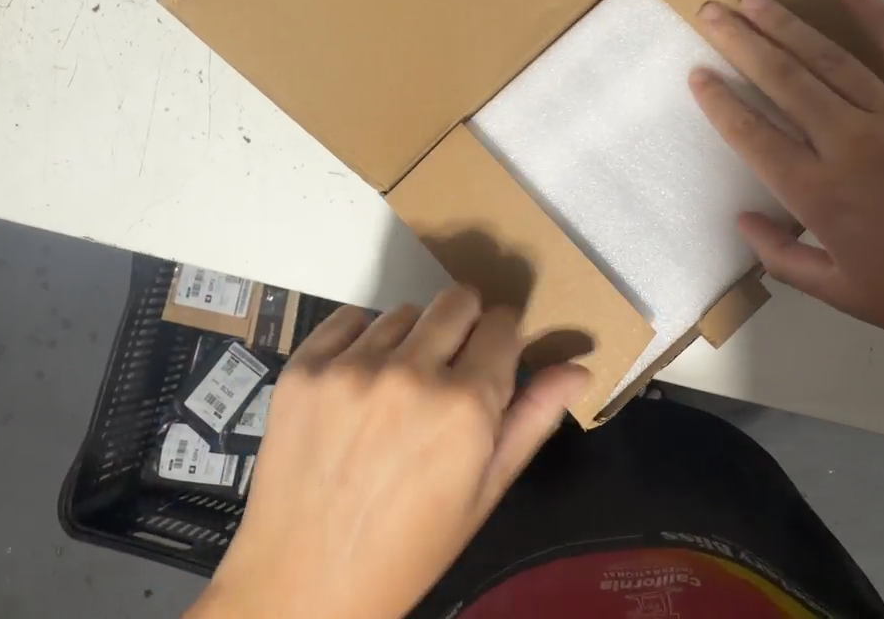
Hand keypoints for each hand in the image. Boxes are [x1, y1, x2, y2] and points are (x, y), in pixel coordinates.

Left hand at [191, 287, 589, 618]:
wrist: (304, 581)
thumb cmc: (409, 547)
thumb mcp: (484, 494)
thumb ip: (532, 420)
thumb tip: (579, 368)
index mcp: (465, 406)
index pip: (502, 324)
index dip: (502, 340)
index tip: (492, 359)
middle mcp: (410, 372)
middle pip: (456, 301)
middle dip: (464, 325)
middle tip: (450, 366)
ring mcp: (351, 366)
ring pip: (403, 311)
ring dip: (411, 338)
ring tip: (397, 390)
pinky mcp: (304, 366)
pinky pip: (349, 319)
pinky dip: (361, 340)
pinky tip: (358, 384)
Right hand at [688, 0, 883, 394]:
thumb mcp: (849, 298)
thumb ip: (785, 259)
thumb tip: (743, 221)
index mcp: (822, 197)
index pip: (753, 135)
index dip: (720, 101)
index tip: (696, 72)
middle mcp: (853, 145)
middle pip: (785, 80)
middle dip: (741, 41)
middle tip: (712, 10)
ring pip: (833, 59)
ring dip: (789, 24)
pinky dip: (878, 19)